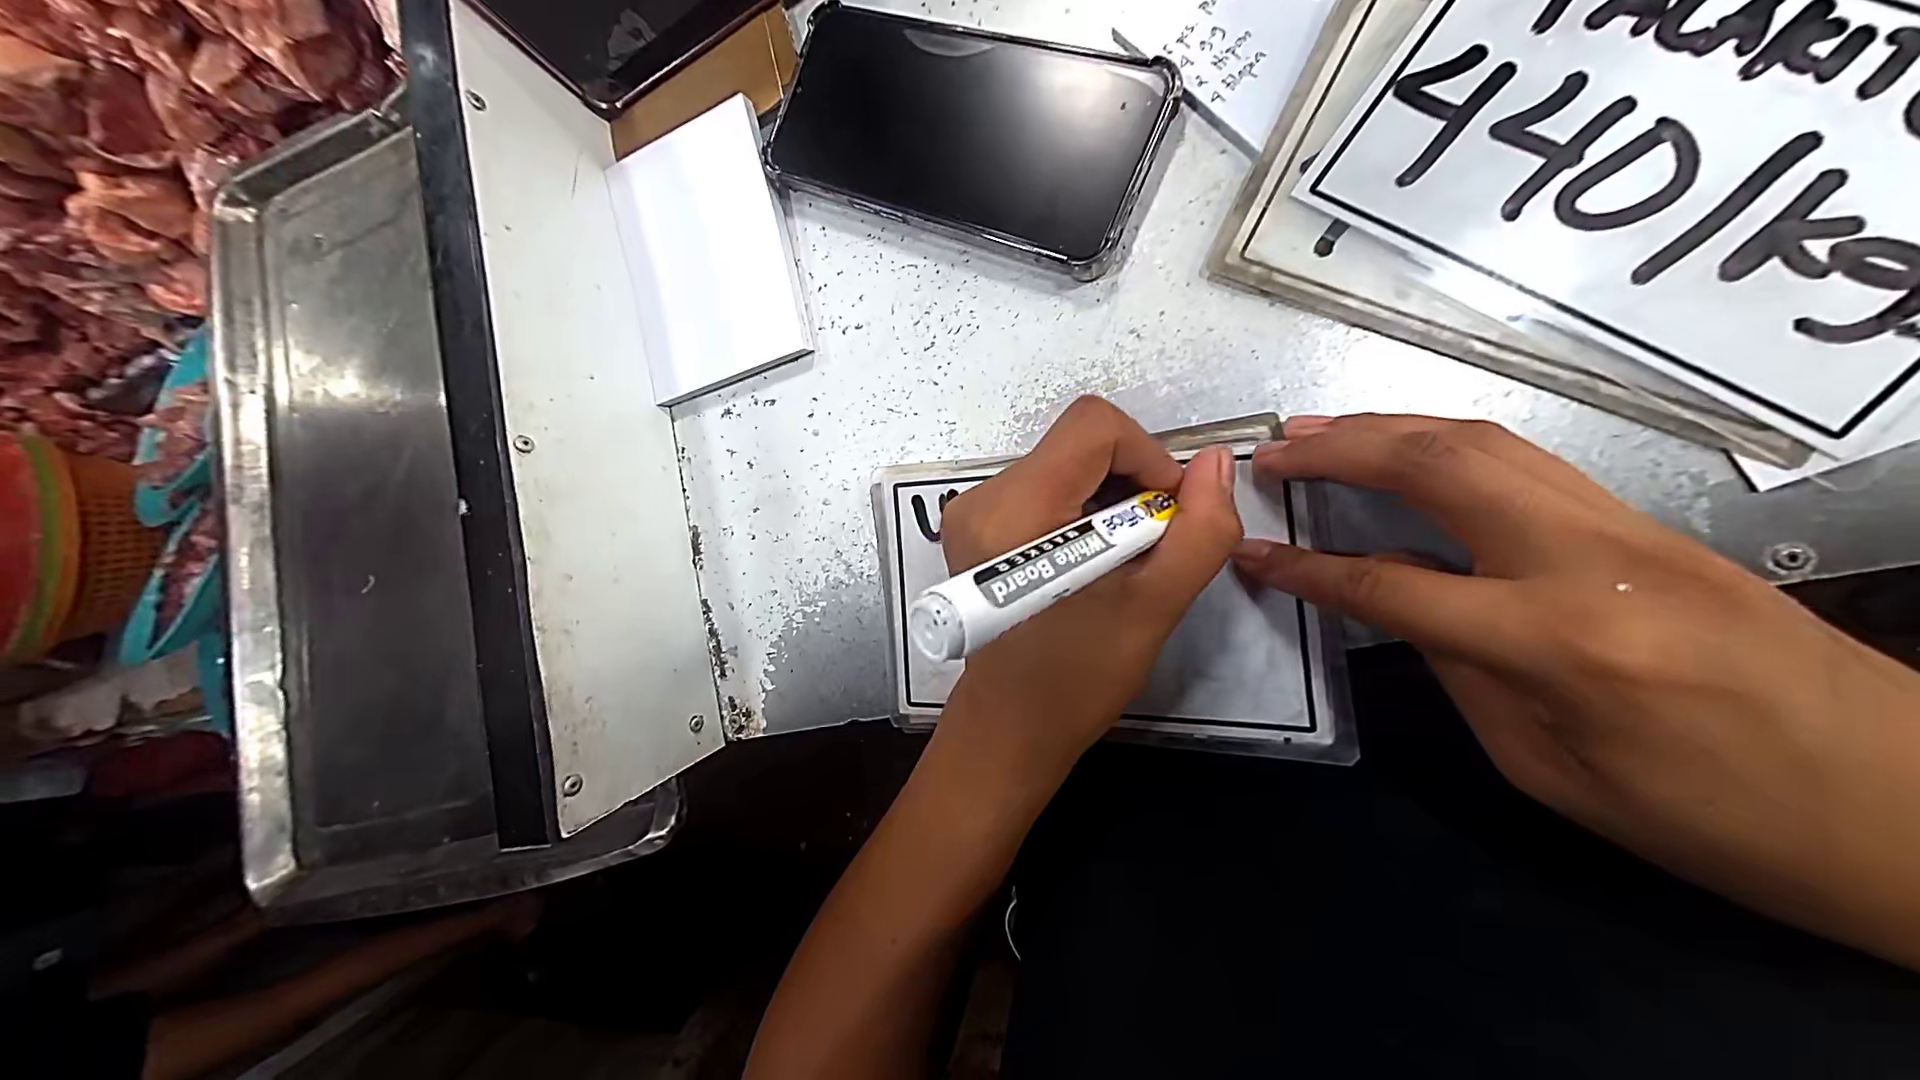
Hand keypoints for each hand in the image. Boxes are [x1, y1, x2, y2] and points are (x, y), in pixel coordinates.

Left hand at [935, 397, 1243, 784]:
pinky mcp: (978, 526)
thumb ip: (1199, 530)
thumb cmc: (1075, 677)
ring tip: (1119, 561)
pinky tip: (1092, 562)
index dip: (1147, 456)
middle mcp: (982, 498)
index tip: (1164, 513)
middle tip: (1146, 547)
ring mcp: (974, 511)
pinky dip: (1083, 510)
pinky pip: (1046, 487)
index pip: (1093, 426)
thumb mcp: (1154, 606)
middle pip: (1079, 444)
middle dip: (1130, 483)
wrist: (1011, 724)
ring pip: (1066, 463)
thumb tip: (1212, 464)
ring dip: (1110, 500)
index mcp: (1014, 510)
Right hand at [1233, 414, 1919, 969]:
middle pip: (1443, 467)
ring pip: (1487, 444)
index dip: (1307, 569)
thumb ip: (1459, 667)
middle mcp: (1590, 560)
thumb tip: (1400, 602)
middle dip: (1344, 448)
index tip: (1251, 552)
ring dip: (1390, 427)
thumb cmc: (1708, 819)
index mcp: (1556, 642)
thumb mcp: (1544, 765)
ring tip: (1321, 430)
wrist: (1913, 813)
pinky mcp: (1651, 522)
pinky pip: (1525, 462)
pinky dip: (1445, 443)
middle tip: (1277, 448)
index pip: (1391, 585)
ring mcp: (1630, 528)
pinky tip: (1405, 448)